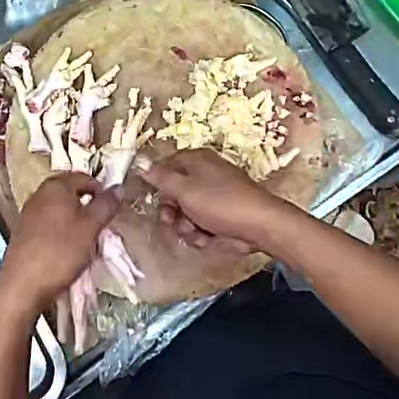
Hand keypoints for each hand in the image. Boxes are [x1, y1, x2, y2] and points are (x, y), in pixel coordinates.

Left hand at [0, 172, 117, 318]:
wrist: (22, 288)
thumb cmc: (60, 252)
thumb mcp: (92, 227)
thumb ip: (106, 205)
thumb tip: (118, 188)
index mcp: (55, 187)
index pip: (83, 177)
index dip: (100, 188)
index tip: (111, 206)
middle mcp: (38, 196)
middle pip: (69, 191)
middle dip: (87, 203)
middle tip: (101, 221)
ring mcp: (28, 215)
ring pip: (59, 209)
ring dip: (75, 217)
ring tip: (87, 237)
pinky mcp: (23, 234)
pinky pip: (48, 223)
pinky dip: (62, 230)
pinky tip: (68, 248)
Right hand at [136, 149, 290, 248]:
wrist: (258, 225)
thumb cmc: (220, 202)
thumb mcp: (185, 188)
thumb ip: (160, 176)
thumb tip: (140, 161)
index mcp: (196, 160)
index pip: (165, 166)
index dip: (156, 184)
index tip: (151, 199)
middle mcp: (204, 175)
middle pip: (172, 194)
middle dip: (170, 213)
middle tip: (173, 222)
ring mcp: (212, 196)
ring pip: (183, 213)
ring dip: (184, 227)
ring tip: (195, 232)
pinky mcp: (219, 215)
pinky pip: (198, 224)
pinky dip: (199, 233)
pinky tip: (206, 238)